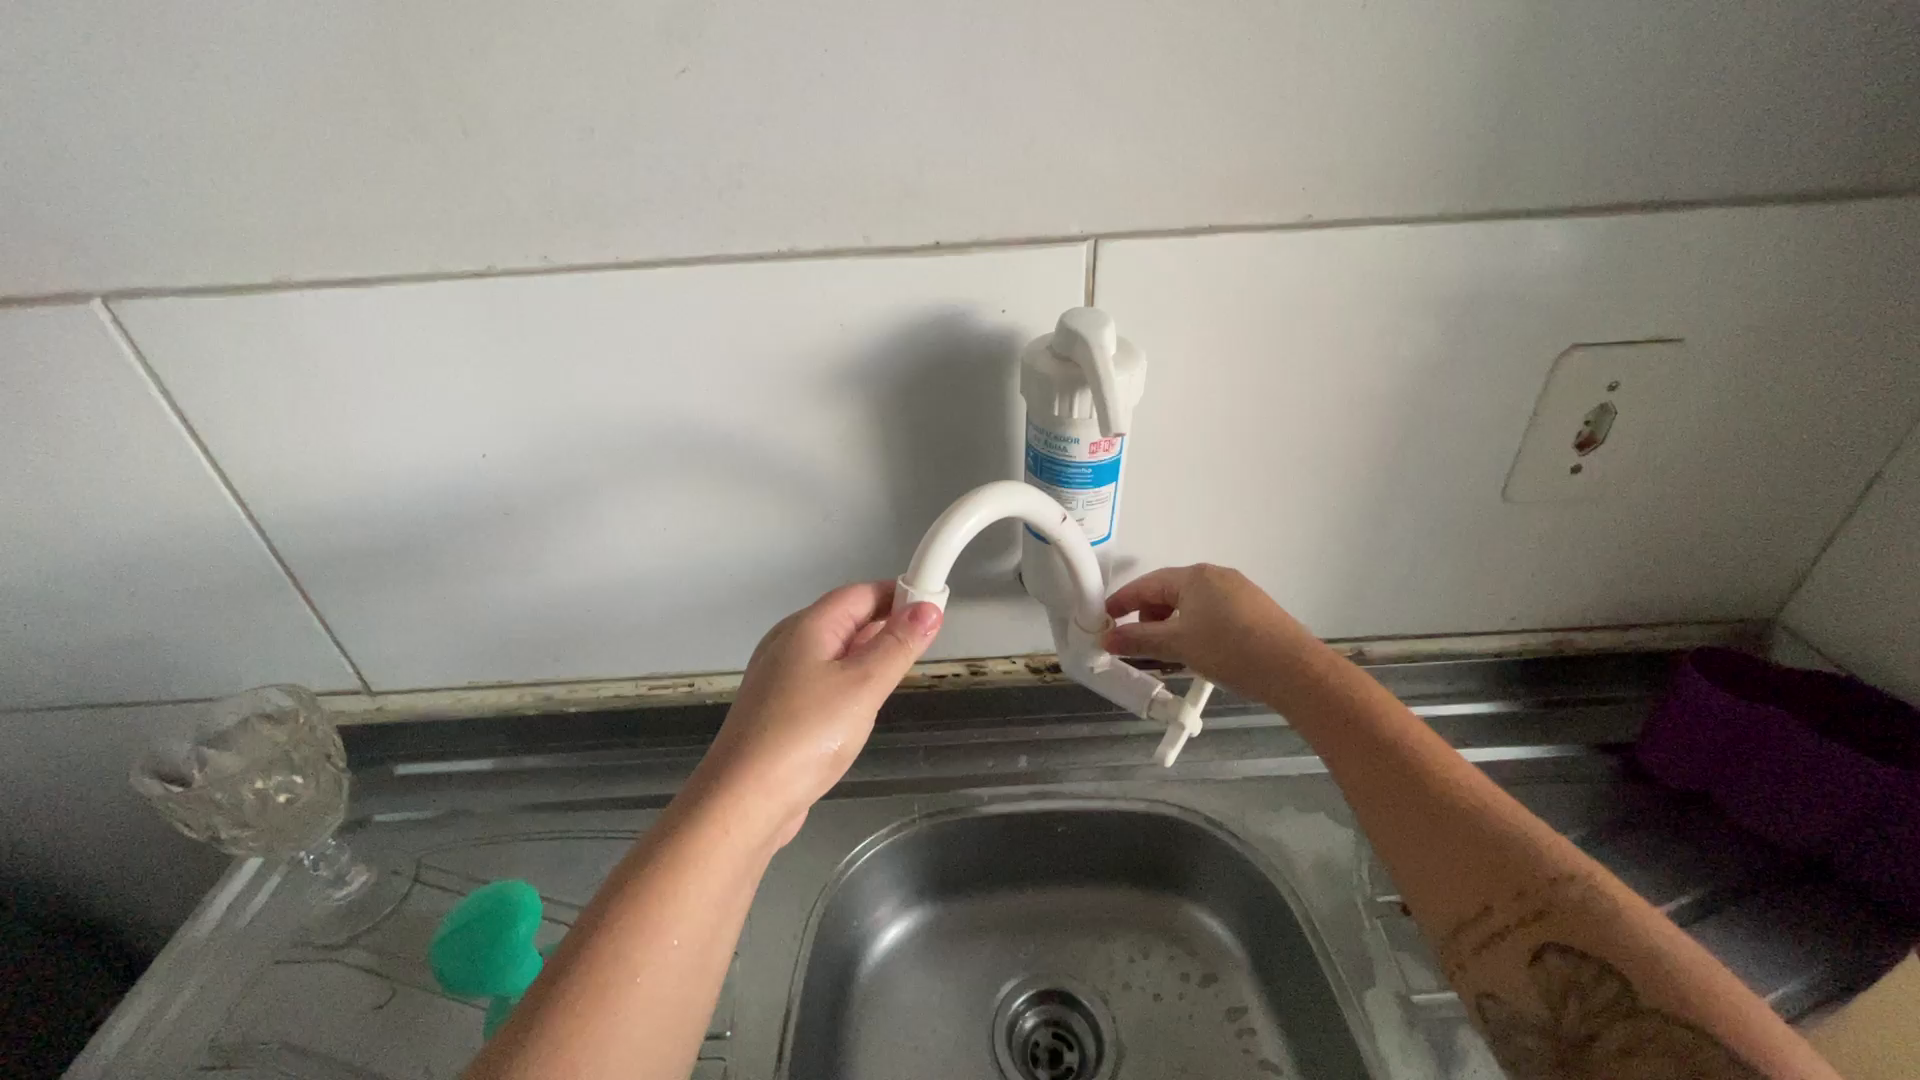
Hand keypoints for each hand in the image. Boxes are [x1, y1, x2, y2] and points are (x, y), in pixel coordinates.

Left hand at [688, 582, 942, 845]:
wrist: (744, 800)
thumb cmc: (805, 736)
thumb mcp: (863, 686)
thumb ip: (897, 646)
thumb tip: (928, 608)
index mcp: (807, 626)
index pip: (861, 593)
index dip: (898, 595)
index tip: (934, 609)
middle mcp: (788, 643)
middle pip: (845, 619)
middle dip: (886, 626)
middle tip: (923, 646)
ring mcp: (780, 677)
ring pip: (834, 652)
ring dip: (868, 656)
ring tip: (897, 676)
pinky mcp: (778, 709)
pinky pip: (822, 680)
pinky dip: (848, 683)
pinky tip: (861, 708)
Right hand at [1102, 564, 1319, 696]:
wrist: (1294, 671)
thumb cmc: (1230, 650)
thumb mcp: (1178, 646)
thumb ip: (1138, 640)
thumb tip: (1107, 640)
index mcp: (1194, 577)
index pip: (1146, 585)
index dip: (1121, 602)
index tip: (1103, 620)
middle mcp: (1216, 576)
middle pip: (1169, 593)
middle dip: (1148, 618)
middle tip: (1140, 645)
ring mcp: (1238, 592)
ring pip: (1191, 605)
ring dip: (1172, 626)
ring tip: (1170, 654)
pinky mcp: (1254, 610)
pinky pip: (1212, 614)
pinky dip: (1195, 629)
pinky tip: (1199, 653)